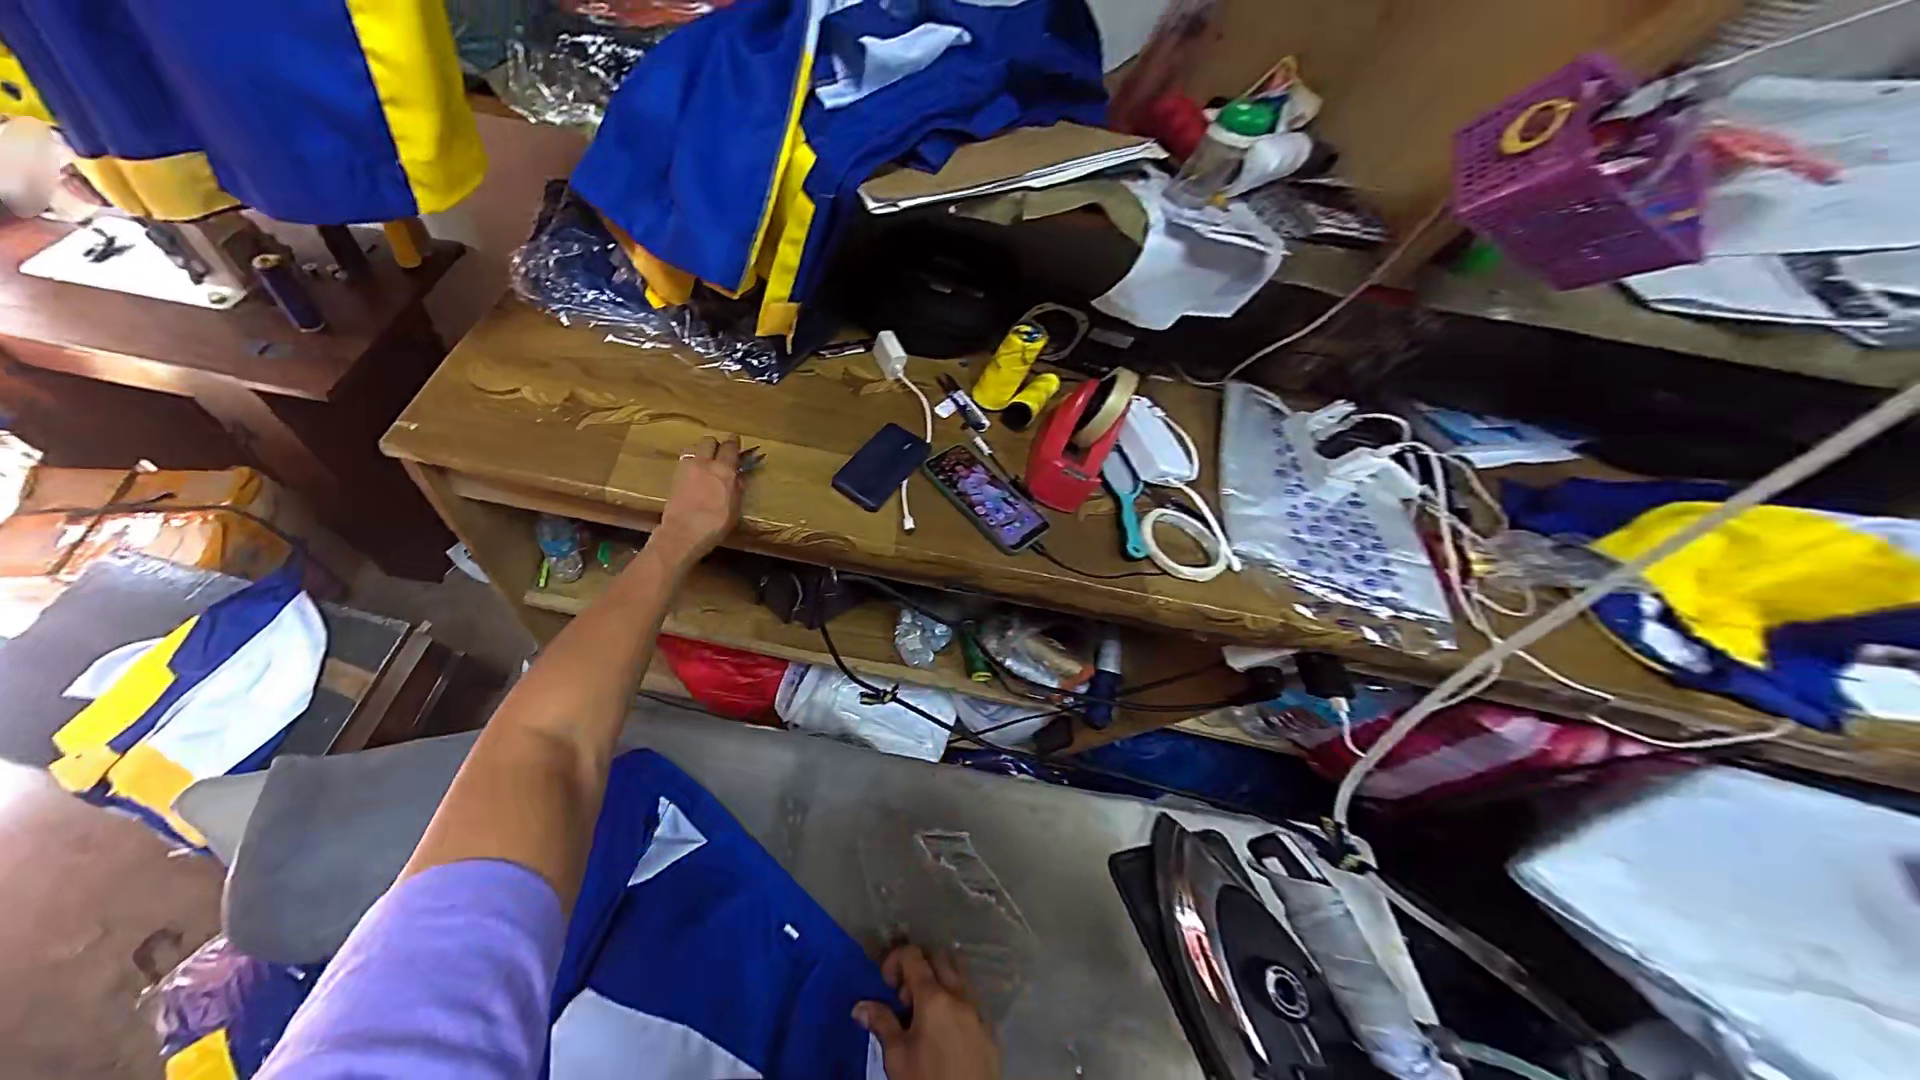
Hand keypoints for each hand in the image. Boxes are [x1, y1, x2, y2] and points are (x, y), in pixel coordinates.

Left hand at [653, 434, 744, 560]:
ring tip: (705, 464)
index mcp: (724, 470)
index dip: (734, 443)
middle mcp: (705, 463)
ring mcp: (687, 467)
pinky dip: (691, 463)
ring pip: (694, 448)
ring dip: (701, 452)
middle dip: (715, 445)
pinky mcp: (674, 476)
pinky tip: (694, 475)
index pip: (731, 445)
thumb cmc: (715, 524)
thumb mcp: (735, 507)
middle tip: (720, 454)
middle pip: (709, 441)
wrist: (683, 533)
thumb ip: (737, 488)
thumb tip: (737, 477)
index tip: (736, 445)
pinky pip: (685, 461)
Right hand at [854, 945, 999, 1079]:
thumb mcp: (897, 1058)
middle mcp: (960, 994)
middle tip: (905, 999)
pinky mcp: (990, 1028)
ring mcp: (979, 1009)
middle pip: (939, 957)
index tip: (886, 983)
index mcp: (934, 997)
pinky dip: (956, 1000)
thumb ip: (882, 1024)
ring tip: (925, 1014)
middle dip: (919, 967)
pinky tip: (946, 1028)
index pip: (914, 956)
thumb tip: (860, 1006)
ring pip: (959, 975)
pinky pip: (973, 998)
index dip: (895, 959)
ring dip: (940, 981)